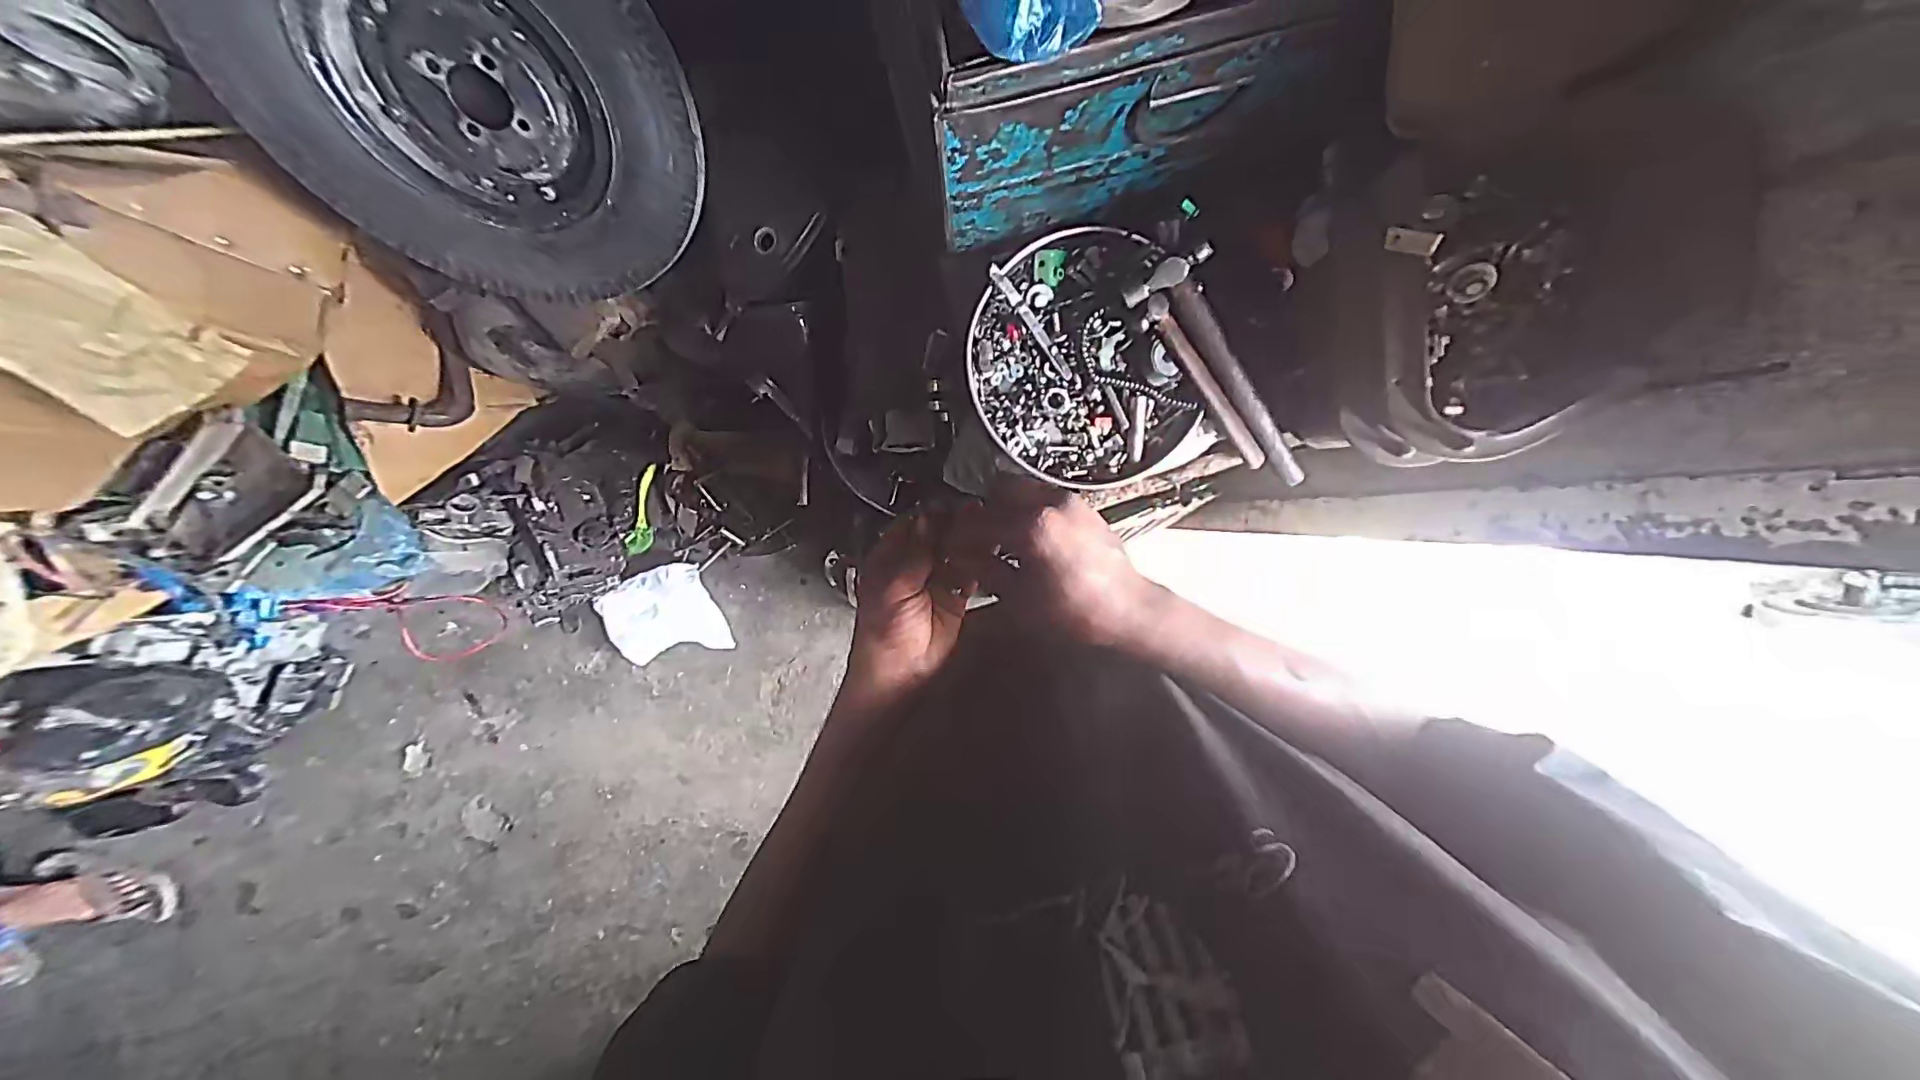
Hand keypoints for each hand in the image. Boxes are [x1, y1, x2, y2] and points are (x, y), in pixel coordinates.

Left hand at [843, 510, 976, 708]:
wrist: (900, 673)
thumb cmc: (882, 635)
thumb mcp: (894, 586)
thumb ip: (914, 552)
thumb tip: (929, 519)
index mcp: (890, 557)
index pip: (915, 524)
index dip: (934, 514)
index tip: (954, 506)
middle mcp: (914, 565)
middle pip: (940, 535)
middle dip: (958, 526)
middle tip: (979, 516)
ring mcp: (935, 581)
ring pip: (957, 552)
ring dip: (972, 543)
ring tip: (989, 531)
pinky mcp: (956, 598)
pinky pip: (971, 574)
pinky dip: (982, 565)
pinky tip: (991, 555)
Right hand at [951, 477, 1161, 648]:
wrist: (1128, 611)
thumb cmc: (1081, 612)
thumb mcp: (1021, 598)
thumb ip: (987, 570)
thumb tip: (964, 557)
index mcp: (1033, 527)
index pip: (979, 521)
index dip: (959, 535)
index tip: (953, 546)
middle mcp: (1052, 505)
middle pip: (998, 490)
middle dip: (982, 512)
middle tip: (975, 538)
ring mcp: (1070, 502)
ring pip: (1023, 488)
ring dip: (1005, 507)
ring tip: (1002, 538)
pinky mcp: (1082, 508)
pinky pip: (1044, 496)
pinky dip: (1028, 508)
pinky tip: (1027, 538)